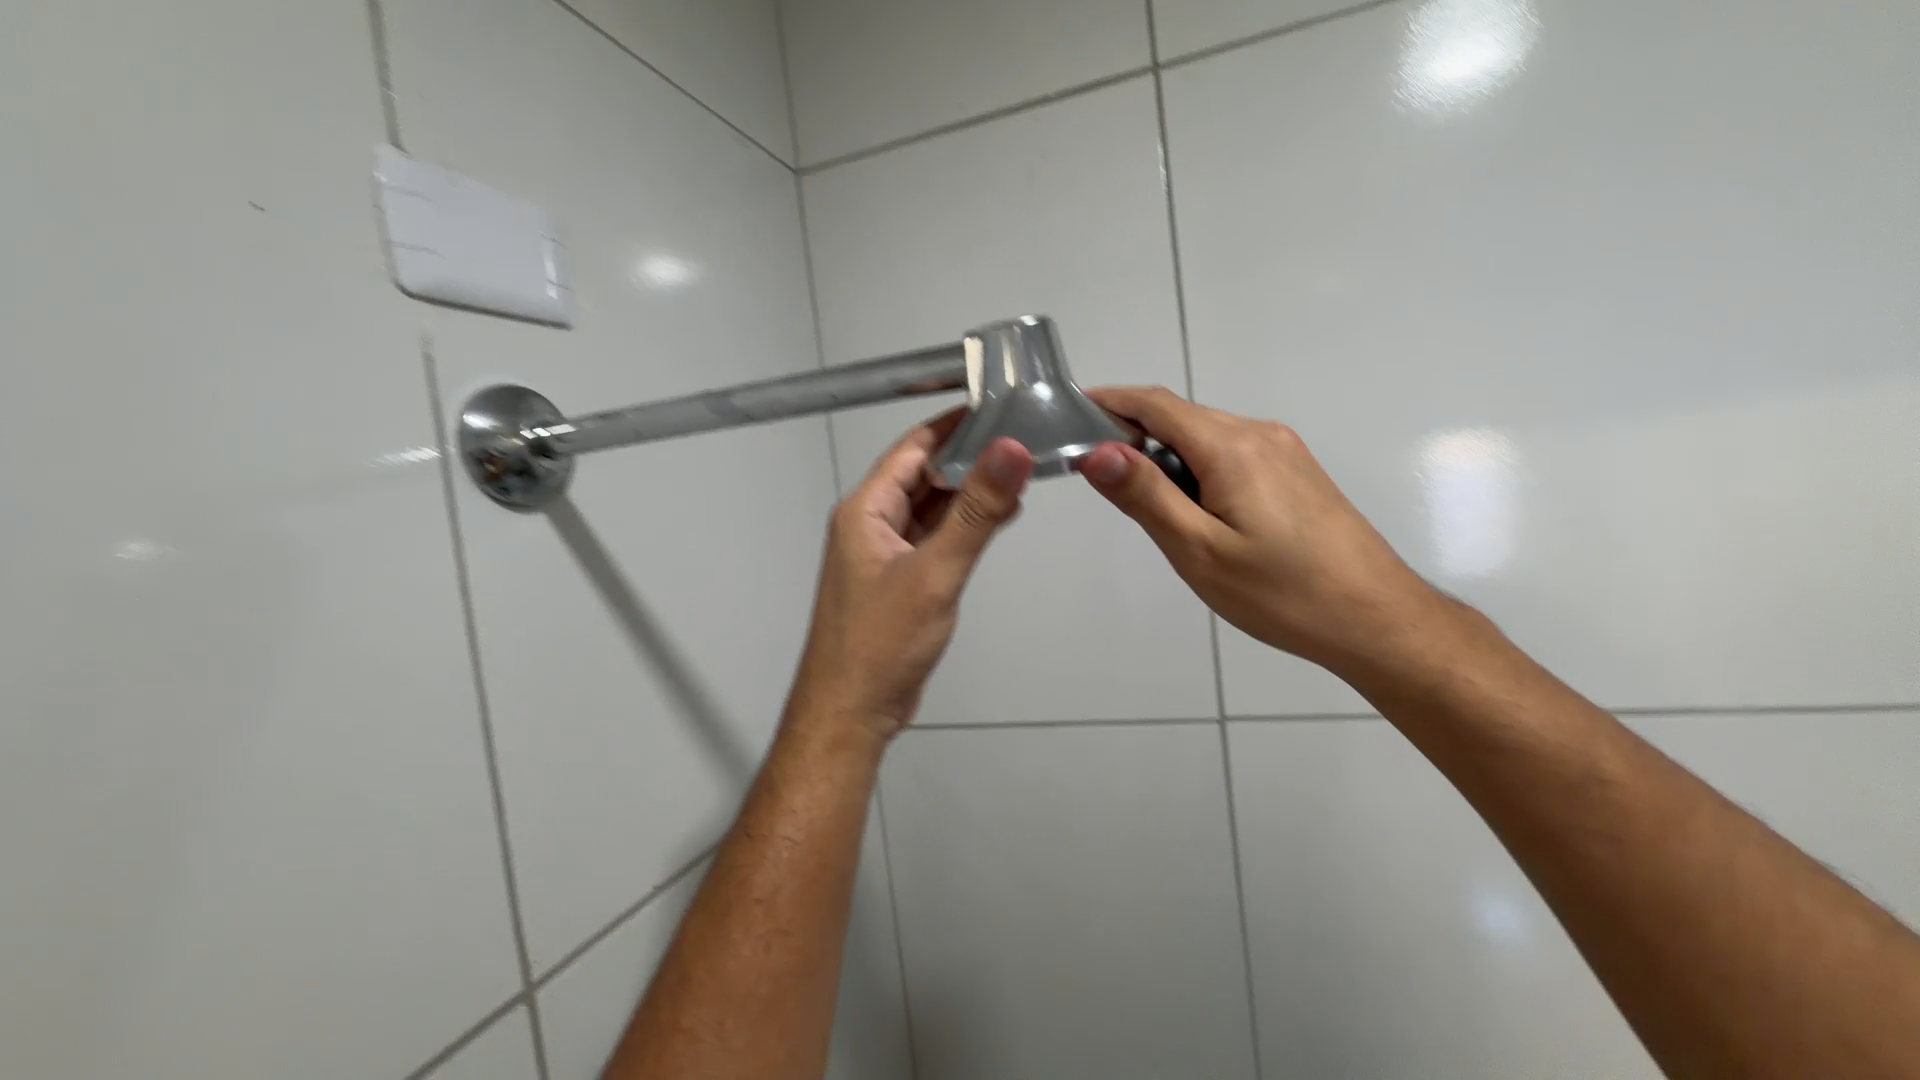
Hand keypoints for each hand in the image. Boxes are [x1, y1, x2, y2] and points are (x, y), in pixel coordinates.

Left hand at [790, 412, 1032, 740]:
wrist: (851, 712)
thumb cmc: (879, 645)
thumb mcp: (935, 572)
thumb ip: (976, 512)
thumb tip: (1010, 451)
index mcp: (865, 511)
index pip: (913, 448)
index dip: (954, 423)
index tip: (997, 403)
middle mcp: (871, 525)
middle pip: (923, 475)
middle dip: (969, 456)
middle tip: (1020, 436)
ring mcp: (885, 554)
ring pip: (932, 508)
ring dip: (970, 492)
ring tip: (1019, 471)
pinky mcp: (901, 580)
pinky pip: (935, 538)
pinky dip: (965, 526)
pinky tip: (998, 517)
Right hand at [1079, 386, 1443, 674]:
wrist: (1375, 620)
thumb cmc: (1280, 593)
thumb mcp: (1199, 550)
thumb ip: (1146, 496)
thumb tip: (1097, 451)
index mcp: (1231, 446)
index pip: (1154, 403)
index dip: (1108, 403)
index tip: (1068, 417)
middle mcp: (1259, 434)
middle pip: (1181, 417)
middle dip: (1133, 434)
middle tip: (1099, 479)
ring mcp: (1284, 452)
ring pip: (1207, 437)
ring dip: (1167, 455)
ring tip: (1147, 506)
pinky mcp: (1297, 473)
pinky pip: (1233, 454)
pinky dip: (1198, 468)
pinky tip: (1196, 512)